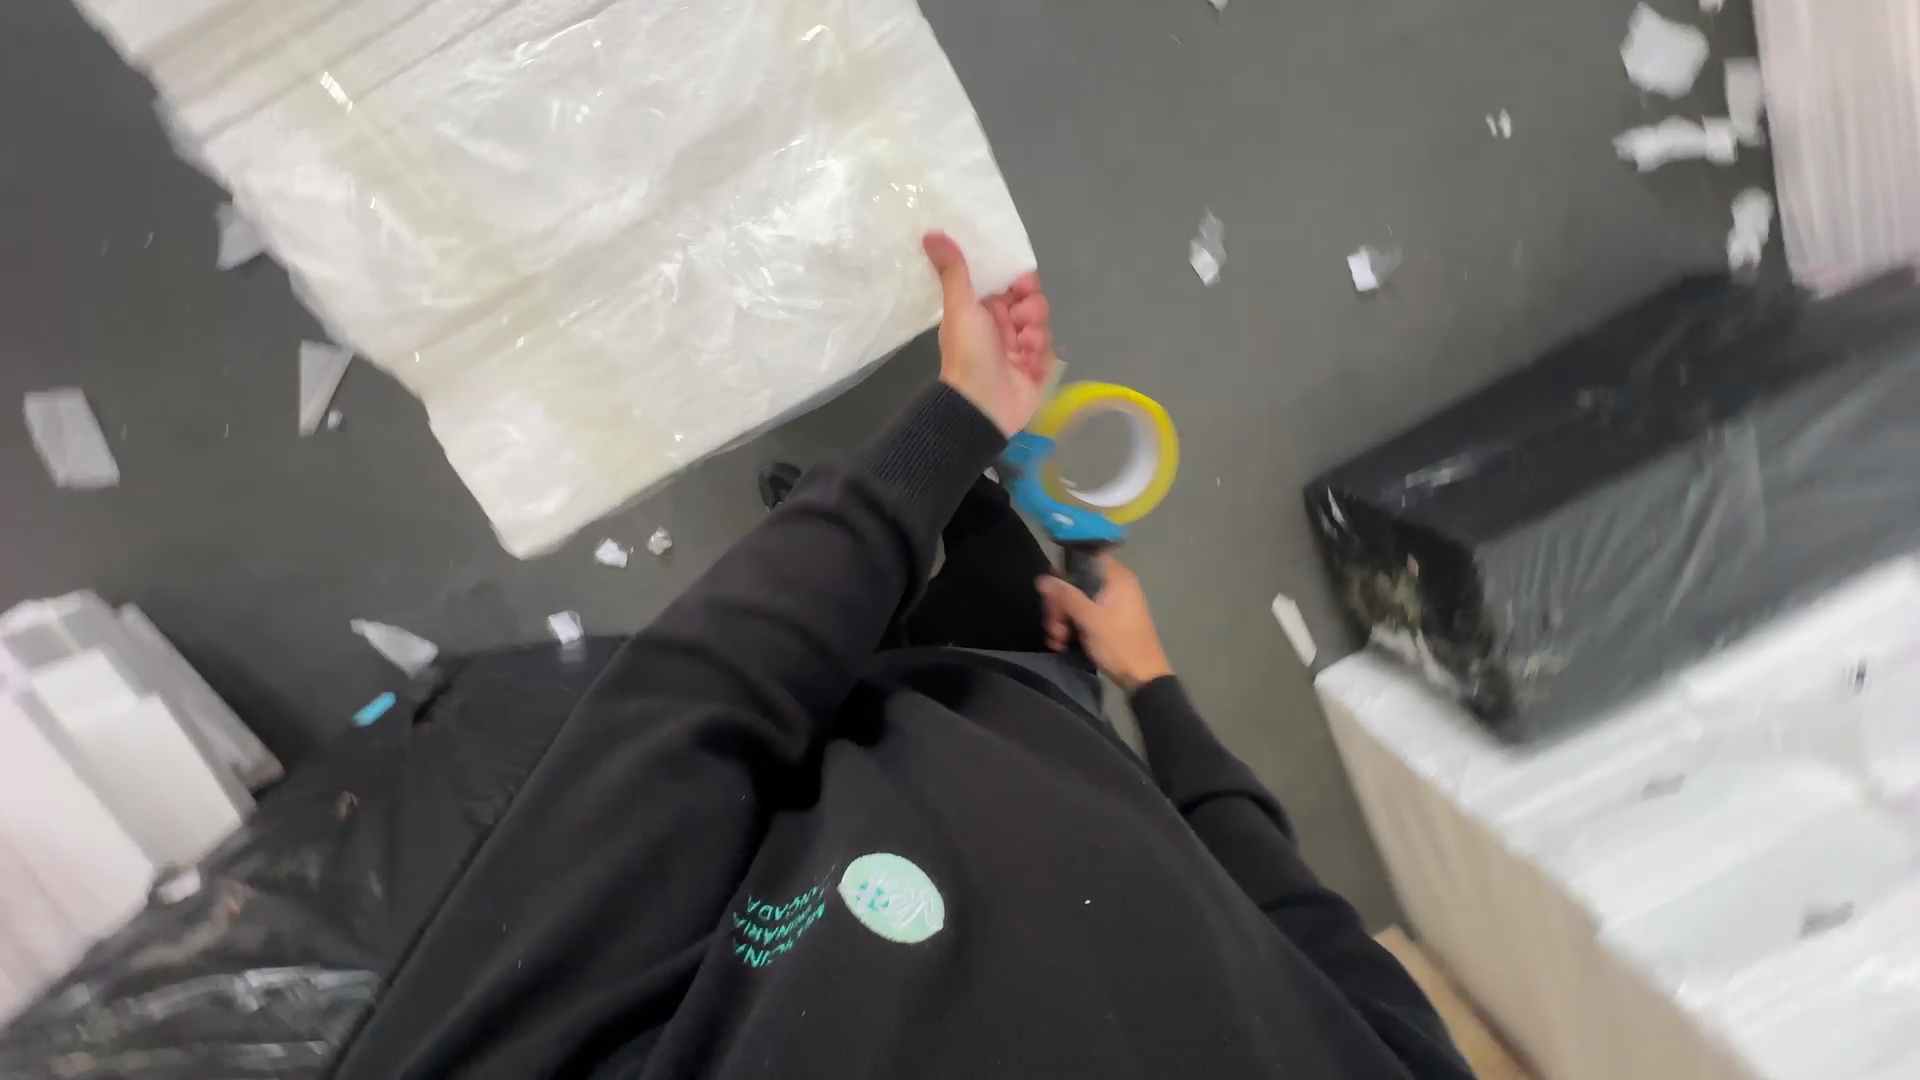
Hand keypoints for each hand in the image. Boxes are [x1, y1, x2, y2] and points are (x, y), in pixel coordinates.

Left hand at [923, 231, 1054, 435]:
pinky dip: (1038, 357)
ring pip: (1042, 326)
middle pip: (1031, 302)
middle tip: (1020, 319)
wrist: (981, 405)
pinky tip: (1026, 366)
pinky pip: (1047, 352)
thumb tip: (930, 232)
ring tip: (1021, 347)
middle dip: (1031, 308)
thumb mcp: (960, 307)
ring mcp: (1019, 349)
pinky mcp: (1034, 370)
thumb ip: (954, 269)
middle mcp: (1001, 327)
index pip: (1010, 283)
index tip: (1021, 283)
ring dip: (1035, 334)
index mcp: (982, 310)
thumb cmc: (969, 354)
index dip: (1021, 280)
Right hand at [1035, 556, 1173, 691]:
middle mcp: (1115, 586)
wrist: (1143, 678)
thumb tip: (1043, 578)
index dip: (1065, 572)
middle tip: (1054, 626)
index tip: (1053, 592)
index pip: (1085, 559)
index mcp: (1117, 578)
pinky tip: (1062, 643)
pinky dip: (1072, 626)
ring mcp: (1111, 604)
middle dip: (1060, 605)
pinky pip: (1083, 615)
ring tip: (1058, 640)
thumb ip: (1066, 597)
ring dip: (1062, 619)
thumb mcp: (1090, 619)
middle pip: (1076, 583)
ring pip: (1076, 601)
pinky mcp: (1107, 621)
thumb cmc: (1119, 644)